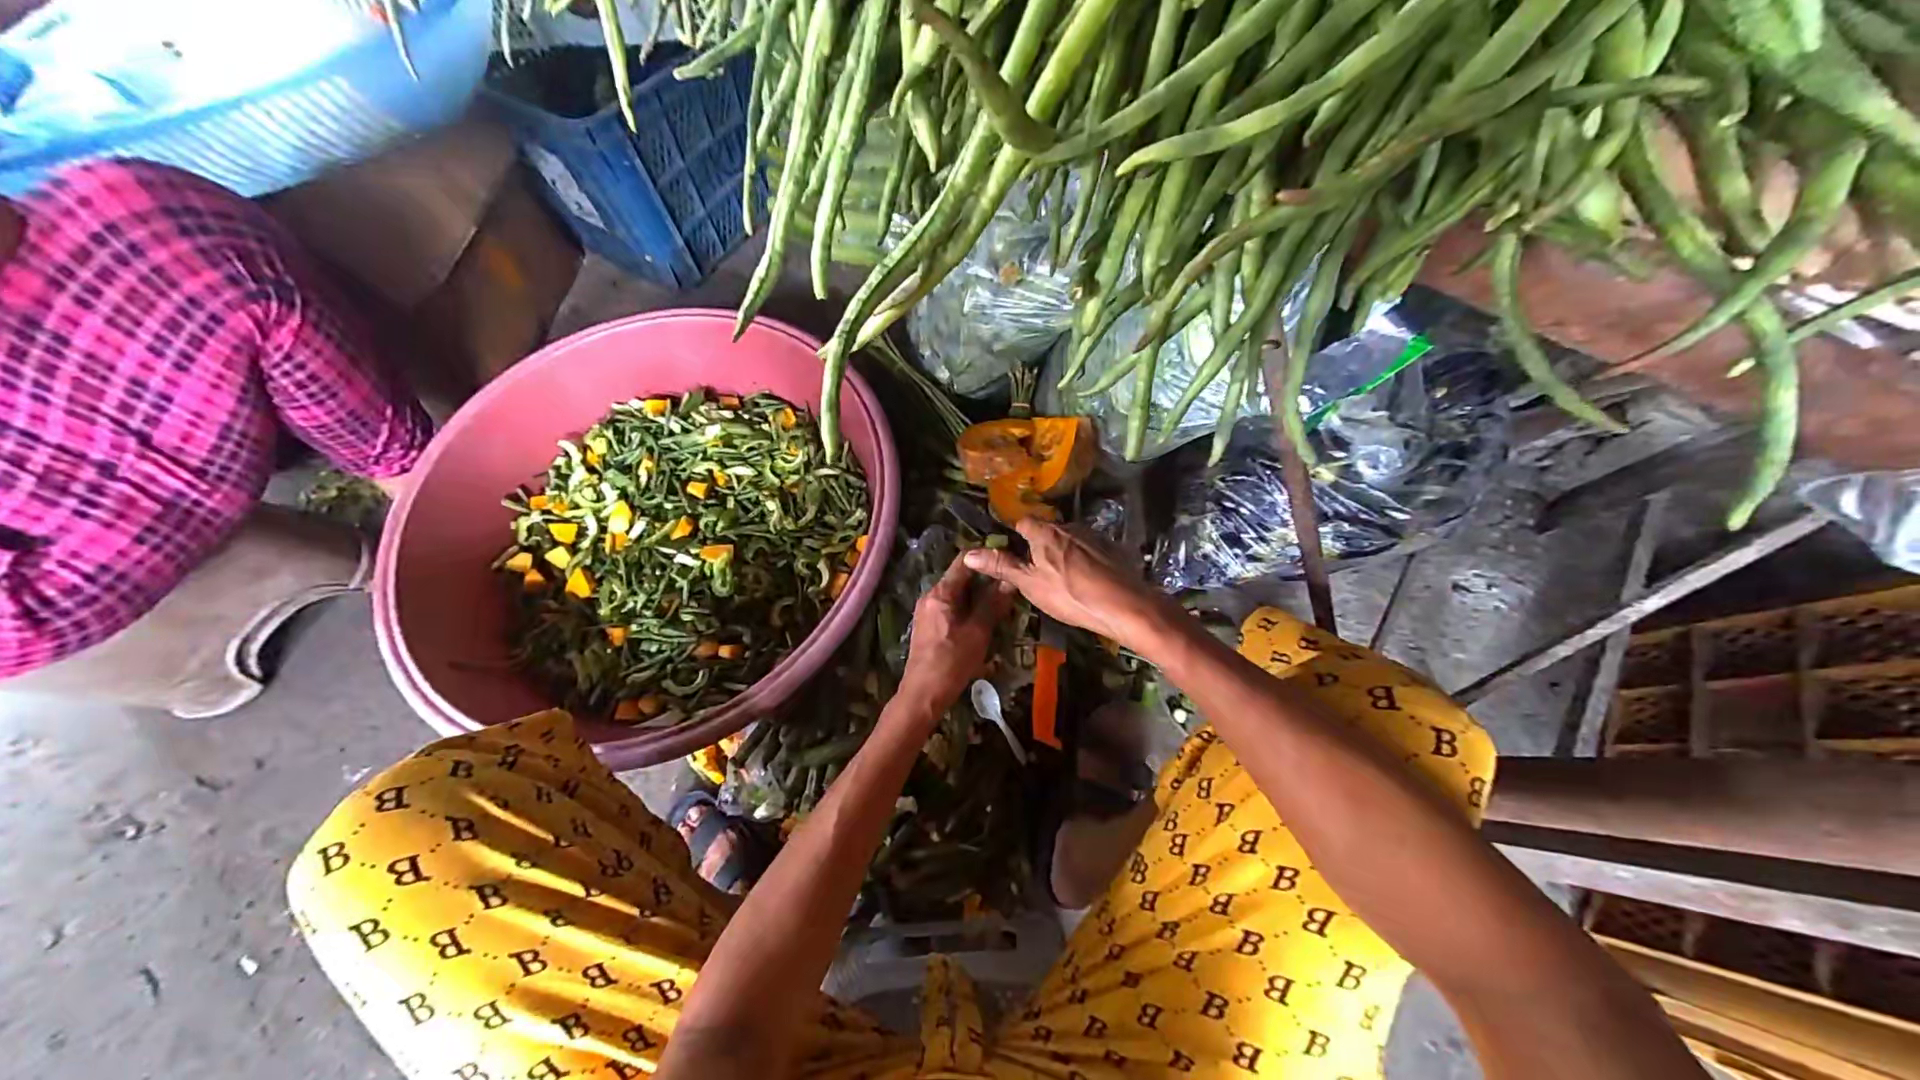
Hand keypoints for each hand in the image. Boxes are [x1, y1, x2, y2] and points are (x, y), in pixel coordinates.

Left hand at [898, 553, 1014, 713]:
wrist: (923, 694)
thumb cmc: (951, 662)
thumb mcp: (978, 633)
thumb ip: (992, 604)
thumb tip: (1009, 580)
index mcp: (940, 592)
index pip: (964, 561)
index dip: (986, 556)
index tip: (1008, 558)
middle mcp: (930, 596)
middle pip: (961, 577)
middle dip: (986, 579)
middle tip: (1011, 583)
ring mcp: (928, 610)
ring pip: (958, 593)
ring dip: (979, 595)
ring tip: (1003, 600)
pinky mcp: (930, 625)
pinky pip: (953, 607)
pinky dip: (969, 608)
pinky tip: (985, 618)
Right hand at [962, 519, 1173, 649]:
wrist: (1123, 605)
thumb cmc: (1069, 594)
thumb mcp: (1029, 584)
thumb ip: (1001, 566)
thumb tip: (969, 553)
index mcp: (1045, 532)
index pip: (1023, 522)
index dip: (1016, 536)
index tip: (1014, 553)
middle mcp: (1069, 526)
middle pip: (1048, 530)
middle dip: (1041, 545)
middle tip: (1037, 571)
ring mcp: (1093, 536)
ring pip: (1070, 540)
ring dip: (1064, 553)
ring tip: (1063, 579)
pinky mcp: (1113, 549)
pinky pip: (1090, 550)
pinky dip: (1085, 561)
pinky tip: (1087, 581)